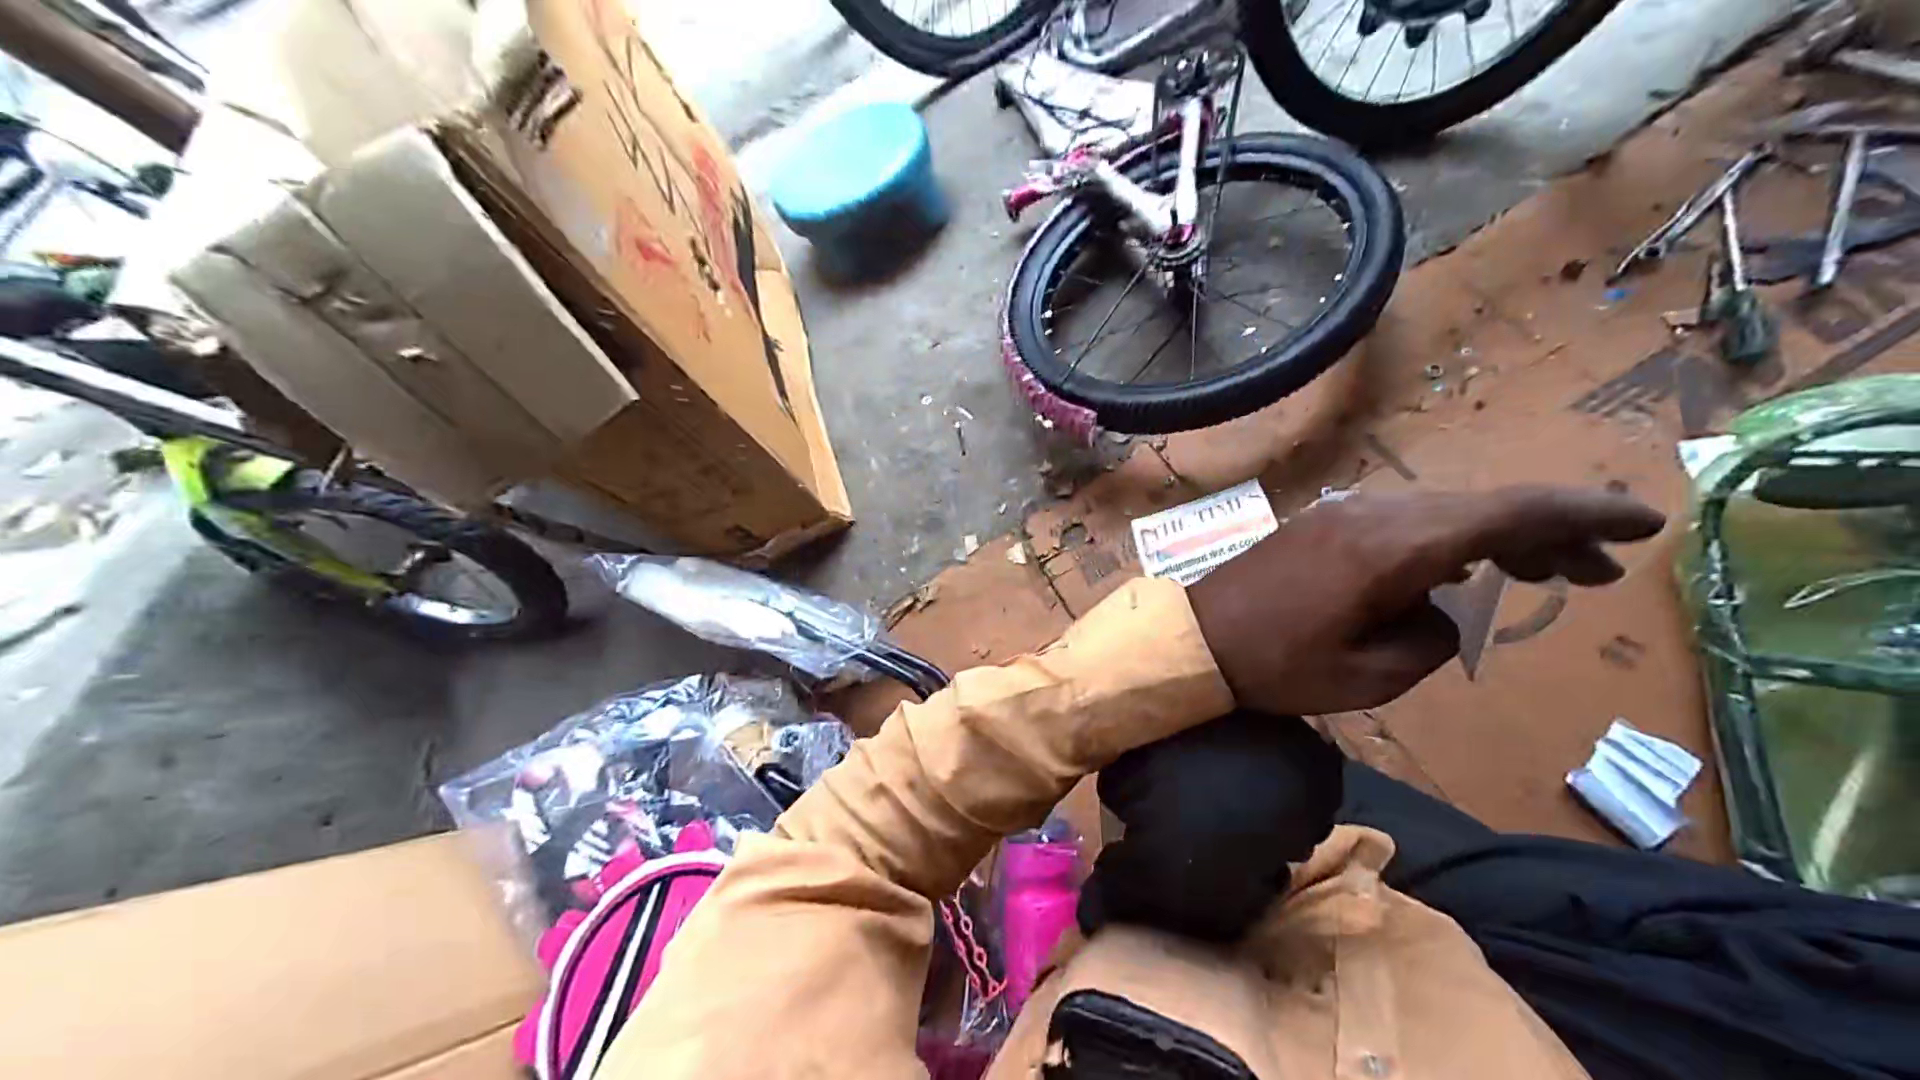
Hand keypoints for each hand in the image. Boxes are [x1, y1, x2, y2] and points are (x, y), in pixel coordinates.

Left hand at [1185, 486, 1665, 715]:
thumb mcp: (1371, 675)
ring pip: (1442, 513)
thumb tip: (1445, 609)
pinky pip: (1402, 521)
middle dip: (1549, 534)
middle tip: (1595, 574)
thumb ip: (1432, 637)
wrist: (1195, 640)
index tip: (1644, 522)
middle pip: (1481, 508)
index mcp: (1392, 547)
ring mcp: (1343, 514)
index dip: (1584, 514)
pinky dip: (1446, 540)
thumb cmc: (1277, 666)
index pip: (1508, 513)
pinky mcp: (1322, 524)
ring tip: (1544, 574)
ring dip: (1497, 537)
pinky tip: (1462, 571)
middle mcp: (1372, 514)